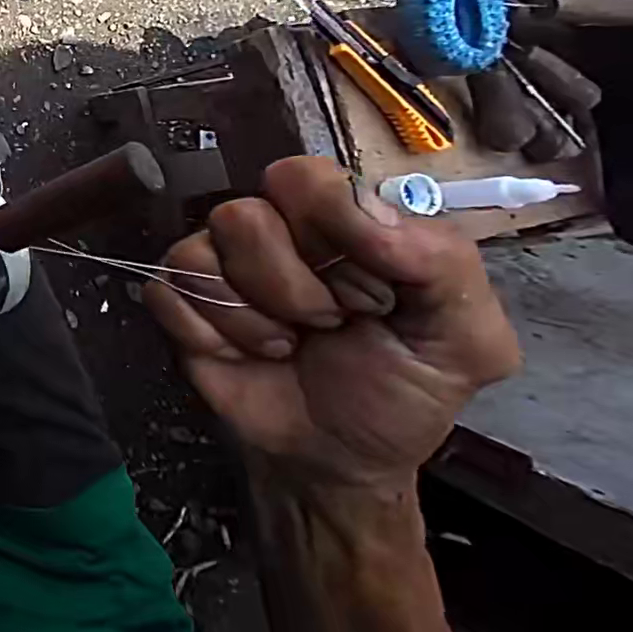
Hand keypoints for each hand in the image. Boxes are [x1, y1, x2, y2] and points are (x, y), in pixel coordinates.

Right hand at [144, 156, 520, 491]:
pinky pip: (165, 294)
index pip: (301, 177)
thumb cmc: (398, 391)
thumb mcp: (467, 340)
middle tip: (324, 325)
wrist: (333, 454)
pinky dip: (204, 335)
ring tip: (282, 346)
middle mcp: (269, 233)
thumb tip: (364, 209)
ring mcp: (215, 267)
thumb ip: (442, 263)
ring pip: (195, 256)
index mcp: (337, 222)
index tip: (366, 290)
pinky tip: (237, 355)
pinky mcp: (176, 303)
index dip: (325, 227)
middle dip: (287, 287)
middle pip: (238, 215)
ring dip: (245, 318)